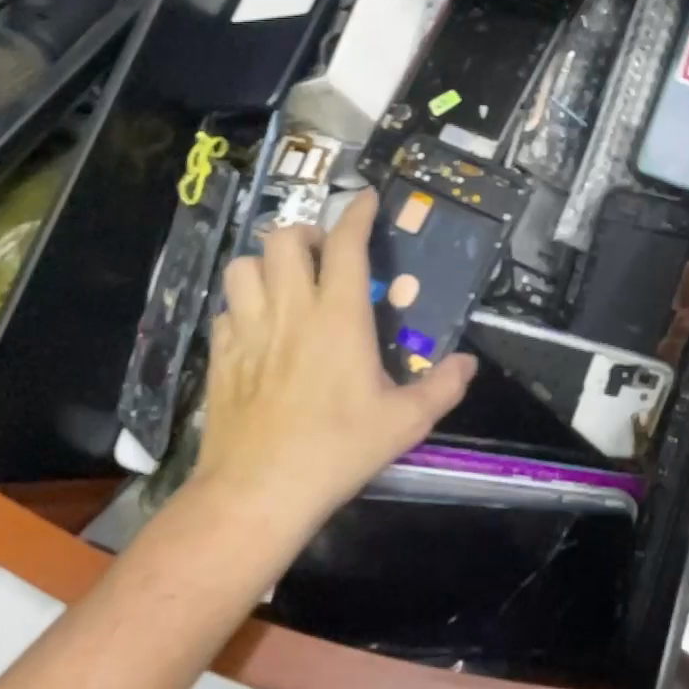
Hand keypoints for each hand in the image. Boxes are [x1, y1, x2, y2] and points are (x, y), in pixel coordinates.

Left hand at [188, 190, 475, 530]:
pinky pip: (226, 308)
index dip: (356, 214)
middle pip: (283, 238)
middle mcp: (289, 309)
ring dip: (265, 264)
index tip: (366, 200)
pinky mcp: (220, 354)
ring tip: (284, 285)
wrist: (260, 489)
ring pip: (243, 264)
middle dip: (304, 235)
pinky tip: (258, 329)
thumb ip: (441, 387)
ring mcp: (247, 329)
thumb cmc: (338, 450)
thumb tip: (468, 364)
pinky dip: (242, 305)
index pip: (345, 244)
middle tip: (321, 257)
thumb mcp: (404, 423)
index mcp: (338, 317)